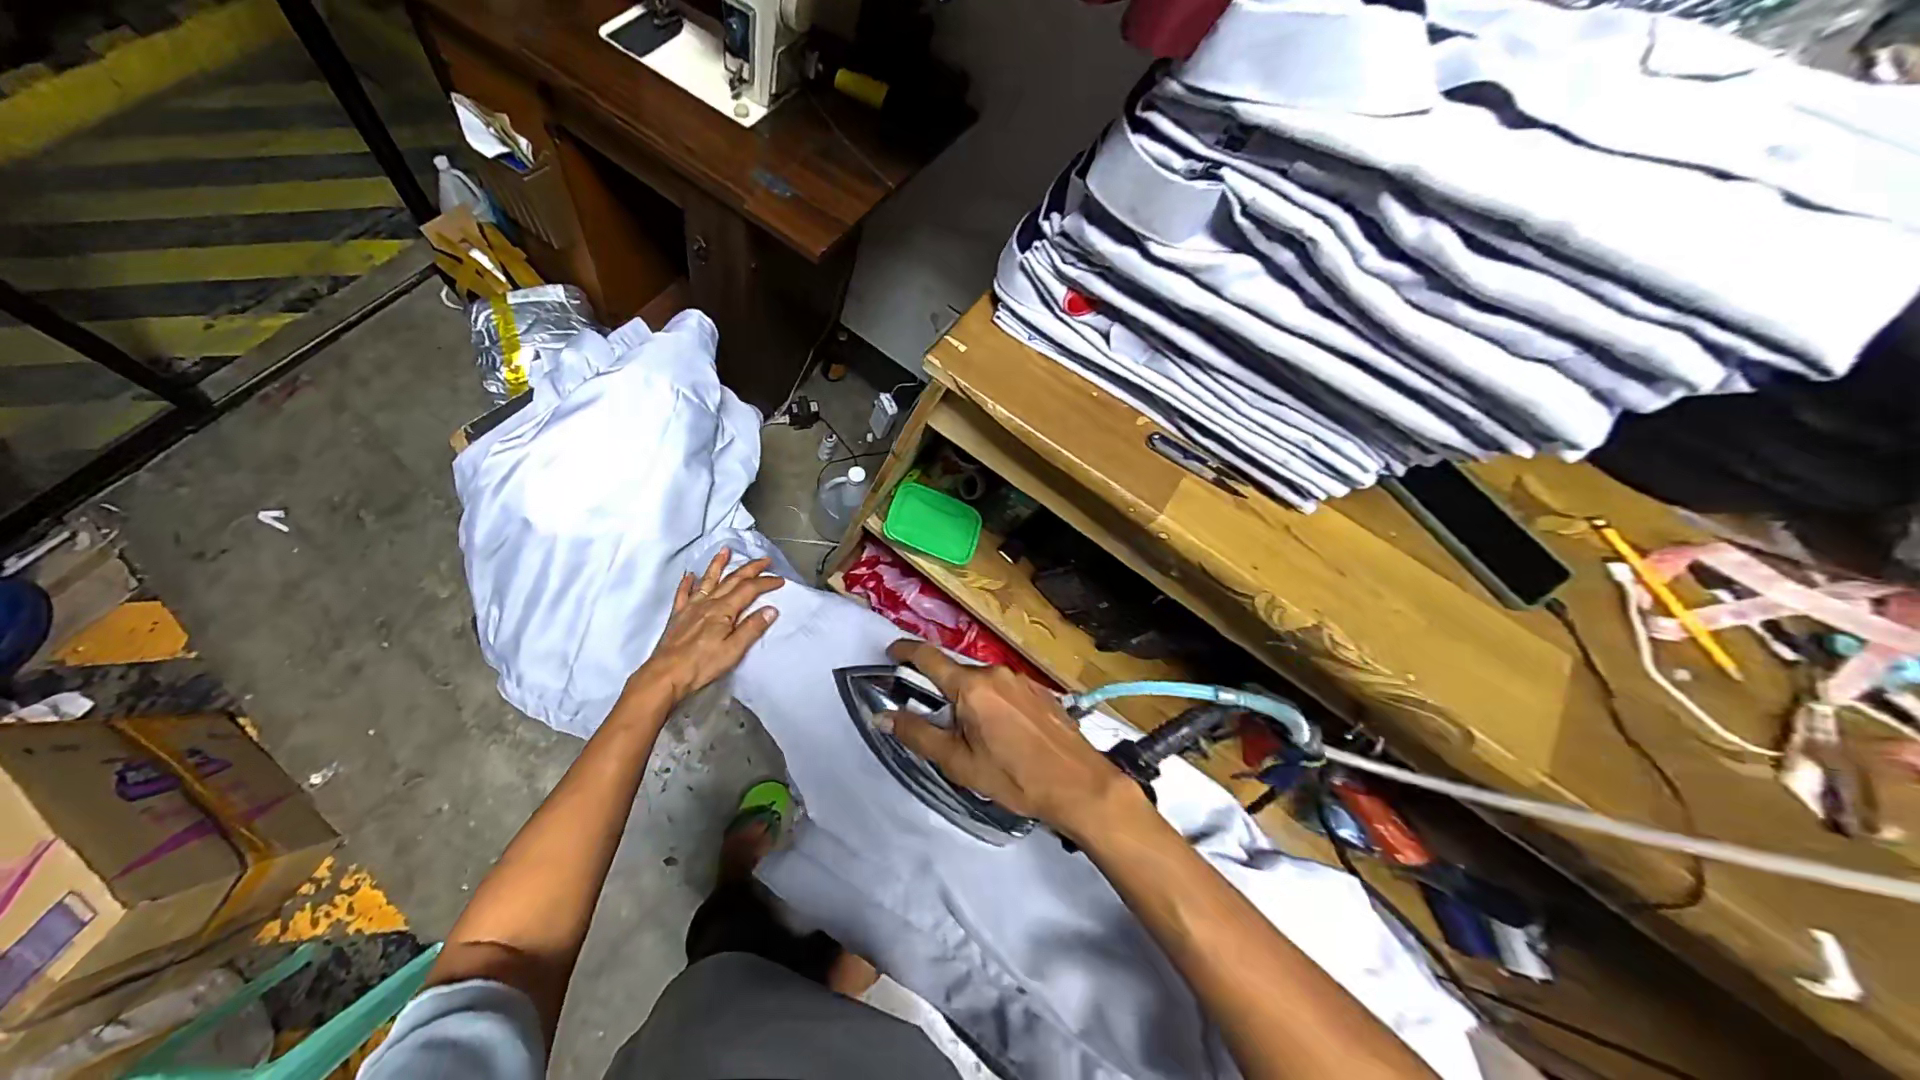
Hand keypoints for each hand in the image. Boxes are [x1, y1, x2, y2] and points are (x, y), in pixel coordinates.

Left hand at [629, 552, 784, 705]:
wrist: (665, 675)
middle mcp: (707, 603)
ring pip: (708, 580)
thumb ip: (752, 628)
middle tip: (764, 560)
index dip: (766, 582)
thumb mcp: (733, 650)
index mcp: (723, 610)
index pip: (749, 590)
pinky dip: (687, 582)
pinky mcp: (677, 616)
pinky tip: (689, 575)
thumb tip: (771, 609)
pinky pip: (683, 594)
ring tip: (725, 551)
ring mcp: (690, 607)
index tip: (780, 579)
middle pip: (732, 580)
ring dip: (718, 564)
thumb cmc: (701, 665)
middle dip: (750, 568)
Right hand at [878, 639, 1141, 840]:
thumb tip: (883, 715)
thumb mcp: (958, 762)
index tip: (891, 653)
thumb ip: (918, 734)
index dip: (905, 651)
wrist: (1079, 783)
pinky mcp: (1039, 691)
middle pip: (956, 675)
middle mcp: (995, 673)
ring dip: (970, 702)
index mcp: (971, 686)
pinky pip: (1004, 691)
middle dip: (942, 694)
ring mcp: (1021, 680)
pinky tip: (1003, 736)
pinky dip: (993, 706)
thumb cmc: (1014, 777)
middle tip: (940, 726)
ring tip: (976, 739)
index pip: (928, 657)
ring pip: (982, 684)